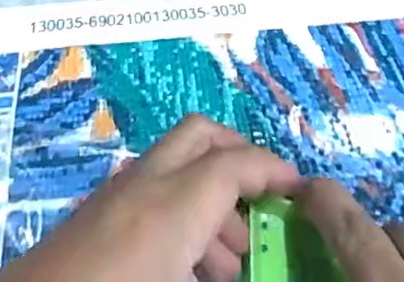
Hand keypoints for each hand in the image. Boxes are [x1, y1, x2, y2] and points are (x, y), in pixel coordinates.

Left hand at [0, 114, 303, 281]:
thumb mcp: (181, 281)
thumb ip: (222, 269)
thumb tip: (240, 263)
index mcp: (171, 205)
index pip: (233, 164)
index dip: (273, 170)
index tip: (303, 191)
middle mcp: (144, 184)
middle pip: (199, 136)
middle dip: (239, 156)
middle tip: (266, 203)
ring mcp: (117, 194)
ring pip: (177, 165)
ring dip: (212, 194)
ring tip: (233, 261)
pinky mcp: (100, 213)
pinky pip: (154, 192)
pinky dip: (184, 211)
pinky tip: (192, 267)